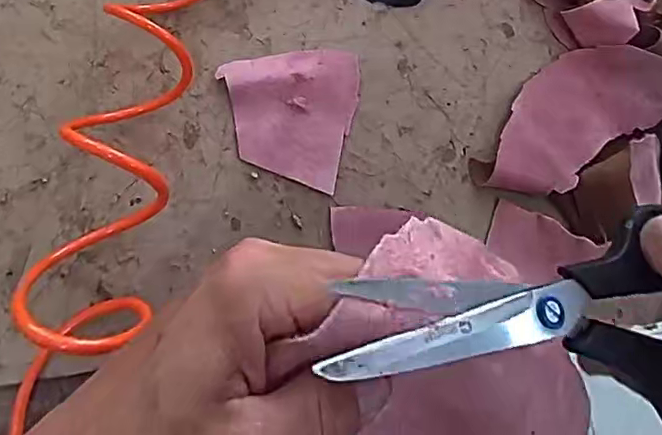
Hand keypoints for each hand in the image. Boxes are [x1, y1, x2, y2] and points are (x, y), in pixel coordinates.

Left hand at [31, 240, 367, 434]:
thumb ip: (326, 404)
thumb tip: (386, 371)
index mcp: (259, 275)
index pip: (362, 283)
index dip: (398, 321)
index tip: (427, 355)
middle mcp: (256, 257)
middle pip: (347, 286)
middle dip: (363, 338)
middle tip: (364, 395)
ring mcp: (244, 274)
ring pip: (327, 301)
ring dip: (338, 348)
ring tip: (323, 398)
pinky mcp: (233, 298)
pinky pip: (298, 312)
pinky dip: (312, 348)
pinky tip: (296, 388)